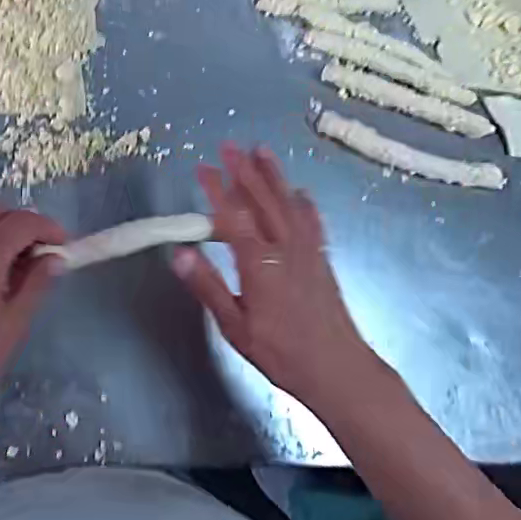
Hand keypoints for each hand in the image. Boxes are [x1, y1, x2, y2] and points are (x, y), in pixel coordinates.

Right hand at [169, 143, 385, 409]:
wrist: (341, 374)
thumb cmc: (281, 353)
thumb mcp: (235, 326)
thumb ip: (207, 286)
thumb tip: (179, 253)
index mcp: (259, 264)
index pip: (233, 217)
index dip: (217, 189)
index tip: (203, 167)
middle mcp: (284, 250)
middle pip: (263, 202)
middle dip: (244, 172)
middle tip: (229, 146)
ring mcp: (307, 253)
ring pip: (288, 205)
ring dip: (273, 176)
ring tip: (262, 151)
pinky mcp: (322, 260)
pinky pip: (311, 223)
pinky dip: (303, 204)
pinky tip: (299, 193)